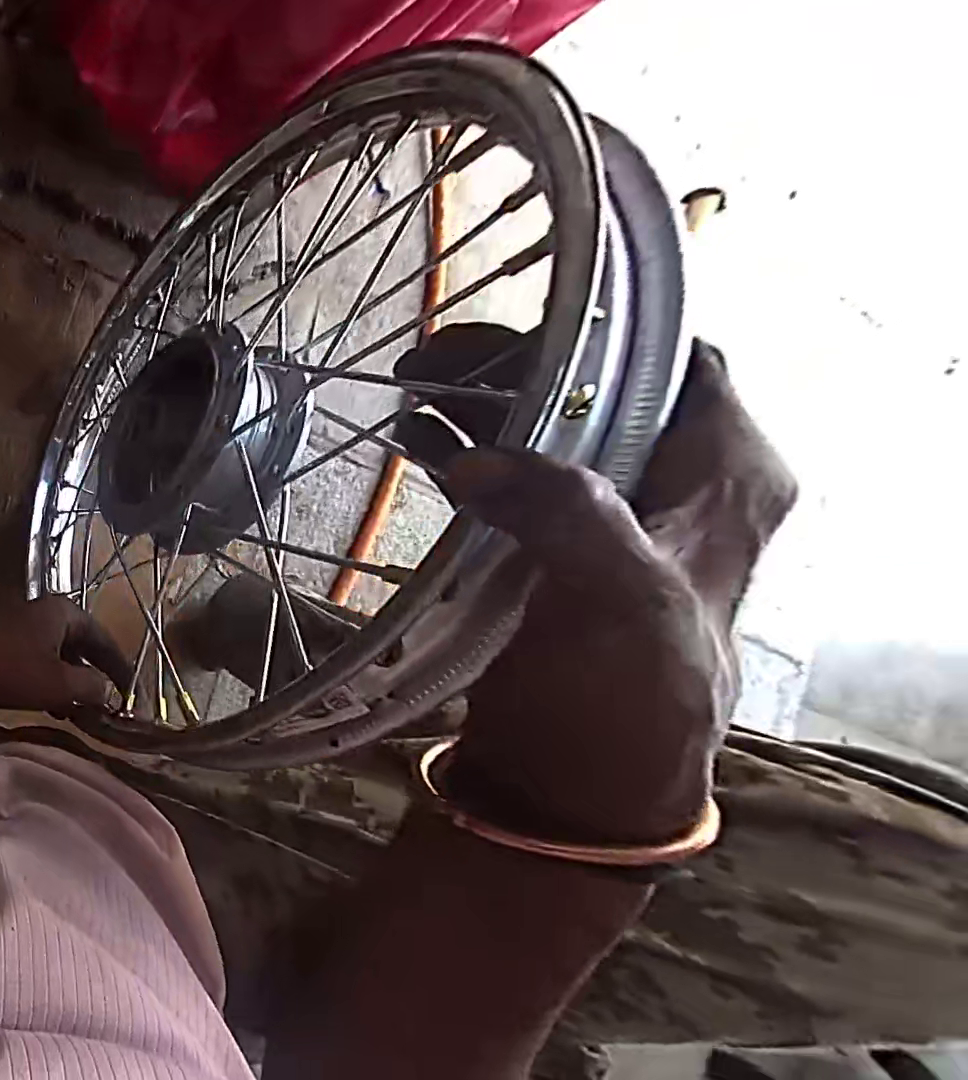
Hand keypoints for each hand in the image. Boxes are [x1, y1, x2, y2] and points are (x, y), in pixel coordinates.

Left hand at [0, 595, 130, 717]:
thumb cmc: (8, 668)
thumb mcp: (57, 683)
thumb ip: (90, 687)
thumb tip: (108, 692)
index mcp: (62, 612)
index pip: (102, 636)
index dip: (118, 664)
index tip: (131, 688)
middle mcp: (42, 611)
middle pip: (78, 643)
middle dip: (92, 672)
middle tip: (106, 700)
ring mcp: (18, 624)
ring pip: (55, 653)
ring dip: (69, 679)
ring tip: (77, 709)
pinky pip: (34, 659)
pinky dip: (46, 679)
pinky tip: (47, 703)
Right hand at [438, 344, 795, 843]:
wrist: (572, 773)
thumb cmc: (623, 699)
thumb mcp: (621, 608)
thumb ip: (569, 521)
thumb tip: (473, 459)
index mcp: (723, 479)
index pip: (674, 359)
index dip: (598, 330)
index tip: (505, 324)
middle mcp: (668, 481)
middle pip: (592, 385)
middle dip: (510, 364)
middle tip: (427, 360)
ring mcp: (599, 512)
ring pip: (539, 425)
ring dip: (475, 404)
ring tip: (408, 387)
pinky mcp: (543, 542)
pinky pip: (503, 473)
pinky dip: (458, 449)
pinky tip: (413, 439)